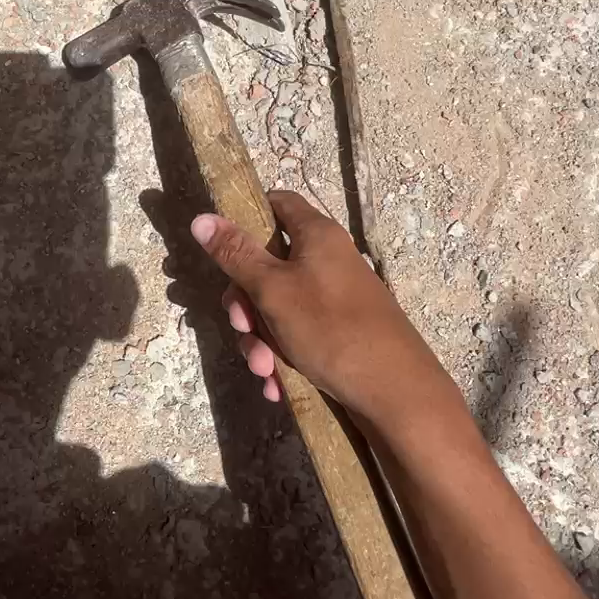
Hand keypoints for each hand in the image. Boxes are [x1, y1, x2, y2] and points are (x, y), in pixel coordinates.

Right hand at [191, 191, 443, 418]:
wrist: (399, 396)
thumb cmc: (333, 329)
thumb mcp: (273, 289)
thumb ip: (235, 254)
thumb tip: (200, 218)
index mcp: (316, 236)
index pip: (277, 202)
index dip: (245, 216)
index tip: (222, 246)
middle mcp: (327, 261)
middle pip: (267, 264)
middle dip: (245, 302)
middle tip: (241, 325)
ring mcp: (333, 298)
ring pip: (276, 307)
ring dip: (260, 338)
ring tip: (263, 369)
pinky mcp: (338, 333)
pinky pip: (296, 335)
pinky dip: (281, 356)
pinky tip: (276, 384)